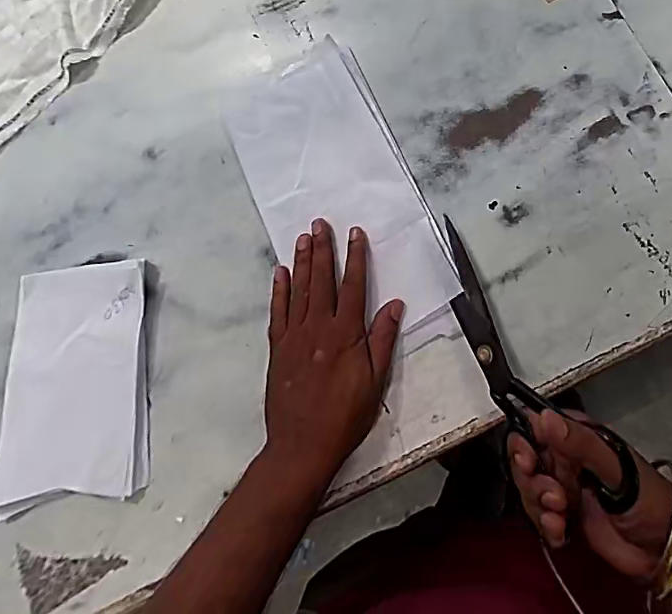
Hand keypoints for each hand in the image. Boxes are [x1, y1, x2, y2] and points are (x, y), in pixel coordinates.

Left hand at [262, 220, 403, 490]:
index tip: (355, 234)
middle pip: (322, 280)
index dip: (355, 257)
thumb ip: (383, 339)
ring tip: (303, 238)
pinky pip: (278, 312)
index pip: (352, 285)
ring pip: (299, 290)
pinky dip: (279, 290)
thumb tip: (394, 304)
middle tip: (320, 224)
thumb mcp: (375, 381)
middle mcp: (318, 328)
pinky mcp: (277, 349)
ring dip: (302, 261)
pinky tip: (280, 272)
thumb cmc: (345, 415)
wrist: (301, 446)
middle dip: (323, 249)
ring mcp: (294, 337)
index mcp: (346, 334)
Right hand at [508, 409, 671, 583]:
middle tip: (553, 495)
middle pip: (527, 461)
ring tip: (561, 516)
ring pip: (530, 491)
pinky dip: (546, 527)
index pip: (536, 427)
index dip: (524, 441)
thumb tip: (544, 417)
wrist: (665, 549)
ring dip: (538, 505)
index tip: (527, 460)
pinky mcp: (566, 518)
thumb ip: (580, 443)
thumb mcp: (615, 466)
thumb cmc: (648, 497)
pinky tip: (560, 533)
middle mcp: (567, 459)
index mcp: (577, 436)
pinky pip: (541, 518)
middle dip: (532, 480)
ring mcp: (565, 488)